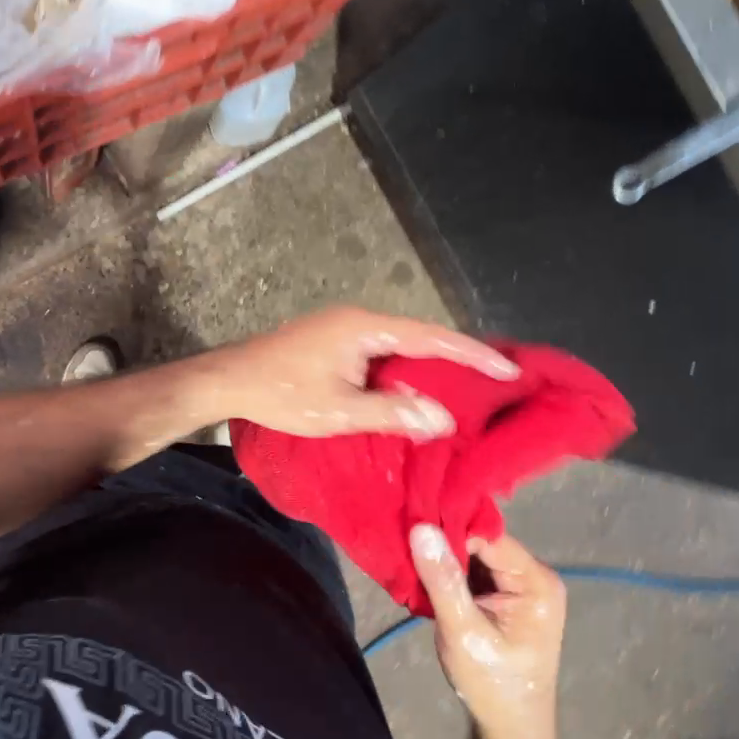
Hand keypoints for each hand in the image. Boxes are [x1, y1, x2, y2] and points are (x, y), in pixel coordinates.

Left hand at [209, 306, 517, 438]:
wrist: (228, 381)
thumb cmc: (282, 394)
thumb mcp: (340, 411)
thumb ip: (393, 412)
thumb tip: (443, 419)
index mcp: (363, 328)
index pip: (430, 337)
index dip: (472, 354)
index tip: (510, 369)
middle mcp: (355, 319)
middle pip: (417, 336)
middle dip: (455, 358)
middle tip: (496, 380)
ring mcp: (340, 328)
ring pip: (396, 345)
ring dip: (426, 365)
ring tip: (465, 388)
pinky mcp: (329, 341)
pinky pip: (378, 351)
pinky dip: (400, 369)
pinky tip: (413, 389)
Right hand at [410, 525, 564, 738]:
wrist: (510, 728)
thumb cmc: (492, 683)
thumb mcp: (463, 631)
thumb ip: (443, 579)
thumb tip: (421, 527)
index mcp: (536, 582)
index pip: (487, 534)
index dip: (449, 527)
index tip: (411, 524)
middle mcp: (534, 576)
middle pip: (480, 540)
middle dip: (443, 540)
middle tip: (403, 538)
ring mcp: (520, 586)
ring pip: (473, 553)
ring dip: (442, 555)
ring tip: (407, 552)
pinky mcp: (505, 595)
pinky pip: (473, 568)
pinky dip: (448, 570)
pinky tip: (423, 571)